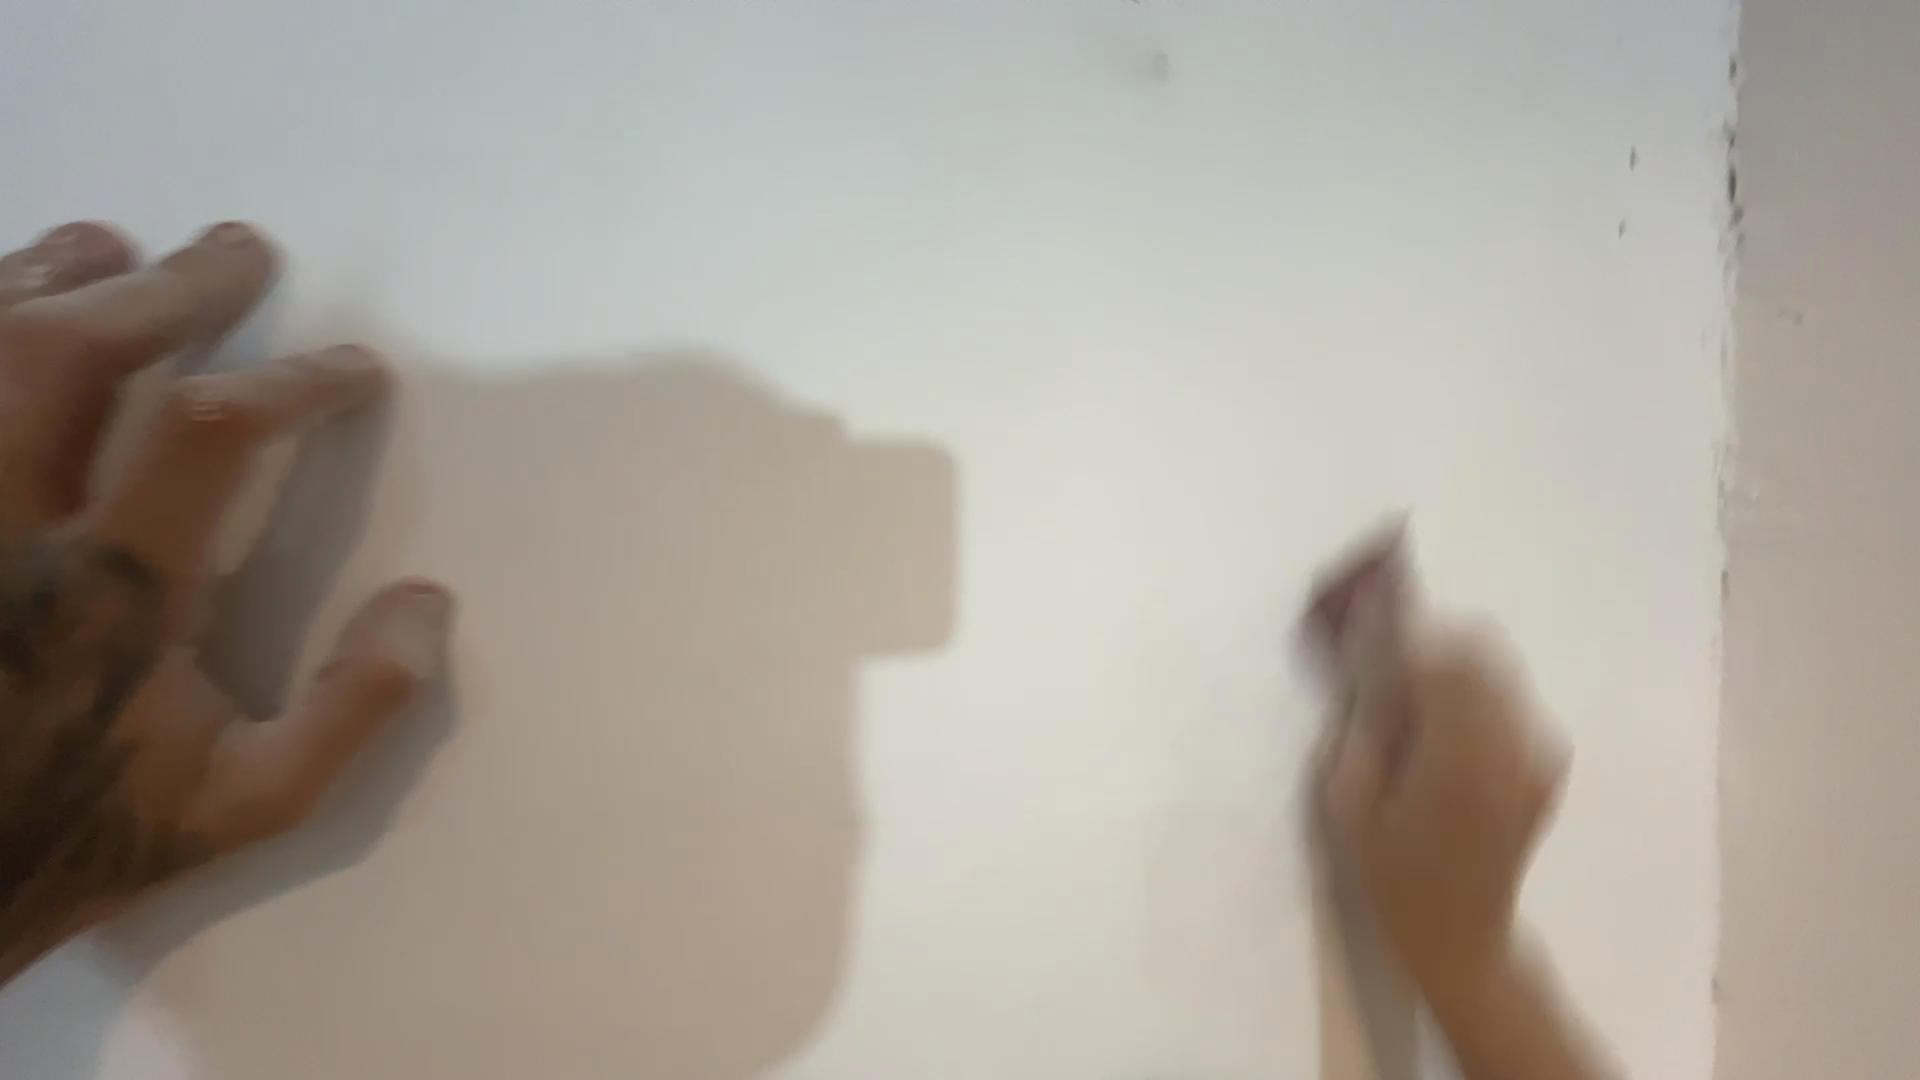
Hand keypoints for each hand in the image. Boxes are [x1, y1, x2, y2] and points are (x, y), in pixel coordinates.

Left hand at [0, 222, 452, 984]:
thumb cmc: (91, 834)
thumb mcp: (265, 799)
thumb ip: (362, 706)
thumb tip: (430, 601)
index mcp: (112, 591)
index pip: (208, 433)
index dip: (294, 380)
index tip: (358, 367)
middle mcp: (0, 533)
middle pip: (67, 358)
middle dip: (172, 293)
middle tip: (241, 249)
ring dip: (42, 283)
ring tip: (113, 247)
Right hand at [1320, 626, 1566, 1000]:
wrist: (1459, 930)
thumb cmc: (1390, 869)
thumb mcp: (1349, 802)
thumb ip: (1363, 727)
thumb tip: (1369, 665)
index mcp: (1458, 762)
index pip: (1436, 663)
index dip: (1398, 628)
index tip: (1363, 607)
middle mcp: (1512, 749)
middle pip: (1477, 650)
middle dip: (1426, 633)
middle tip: (1381, 644)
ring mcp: (1537, 755)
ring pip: (1496, 665)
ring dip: (1448, 655)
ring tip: (1405, 675)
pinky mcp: (1543, 762)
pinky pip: (1507, 694)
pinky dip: (1469, 682)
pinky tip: (1436, 708)